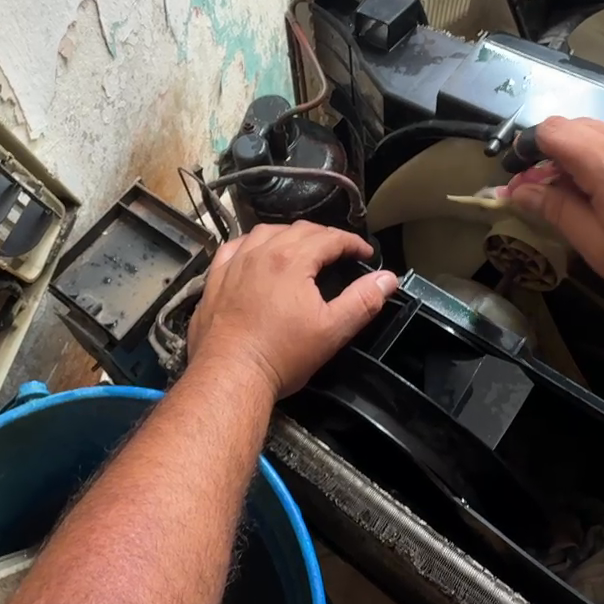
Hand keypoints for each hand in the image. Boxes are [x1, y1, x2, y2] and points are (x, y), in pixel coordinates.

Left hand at [185, 222, 398, 399]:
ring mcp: (234, 263)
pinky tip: (256, 252)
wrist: (230, 374)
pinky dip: (252, 243)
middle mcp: (261, 252)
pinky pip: (234, 246)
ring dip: (289, 234)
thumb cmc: (281, 355)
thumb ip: (363, 301)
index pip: (330, 238)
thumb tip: (387, 278)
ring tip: (302, 247)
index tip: (365, 253)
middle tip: (340, 252)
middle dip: (325, 236)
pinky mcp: (215, 278)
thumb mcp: (332, 330)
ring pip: (266, 232)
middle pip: (299, 229)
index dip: (353, 242)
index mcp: (291, 260)